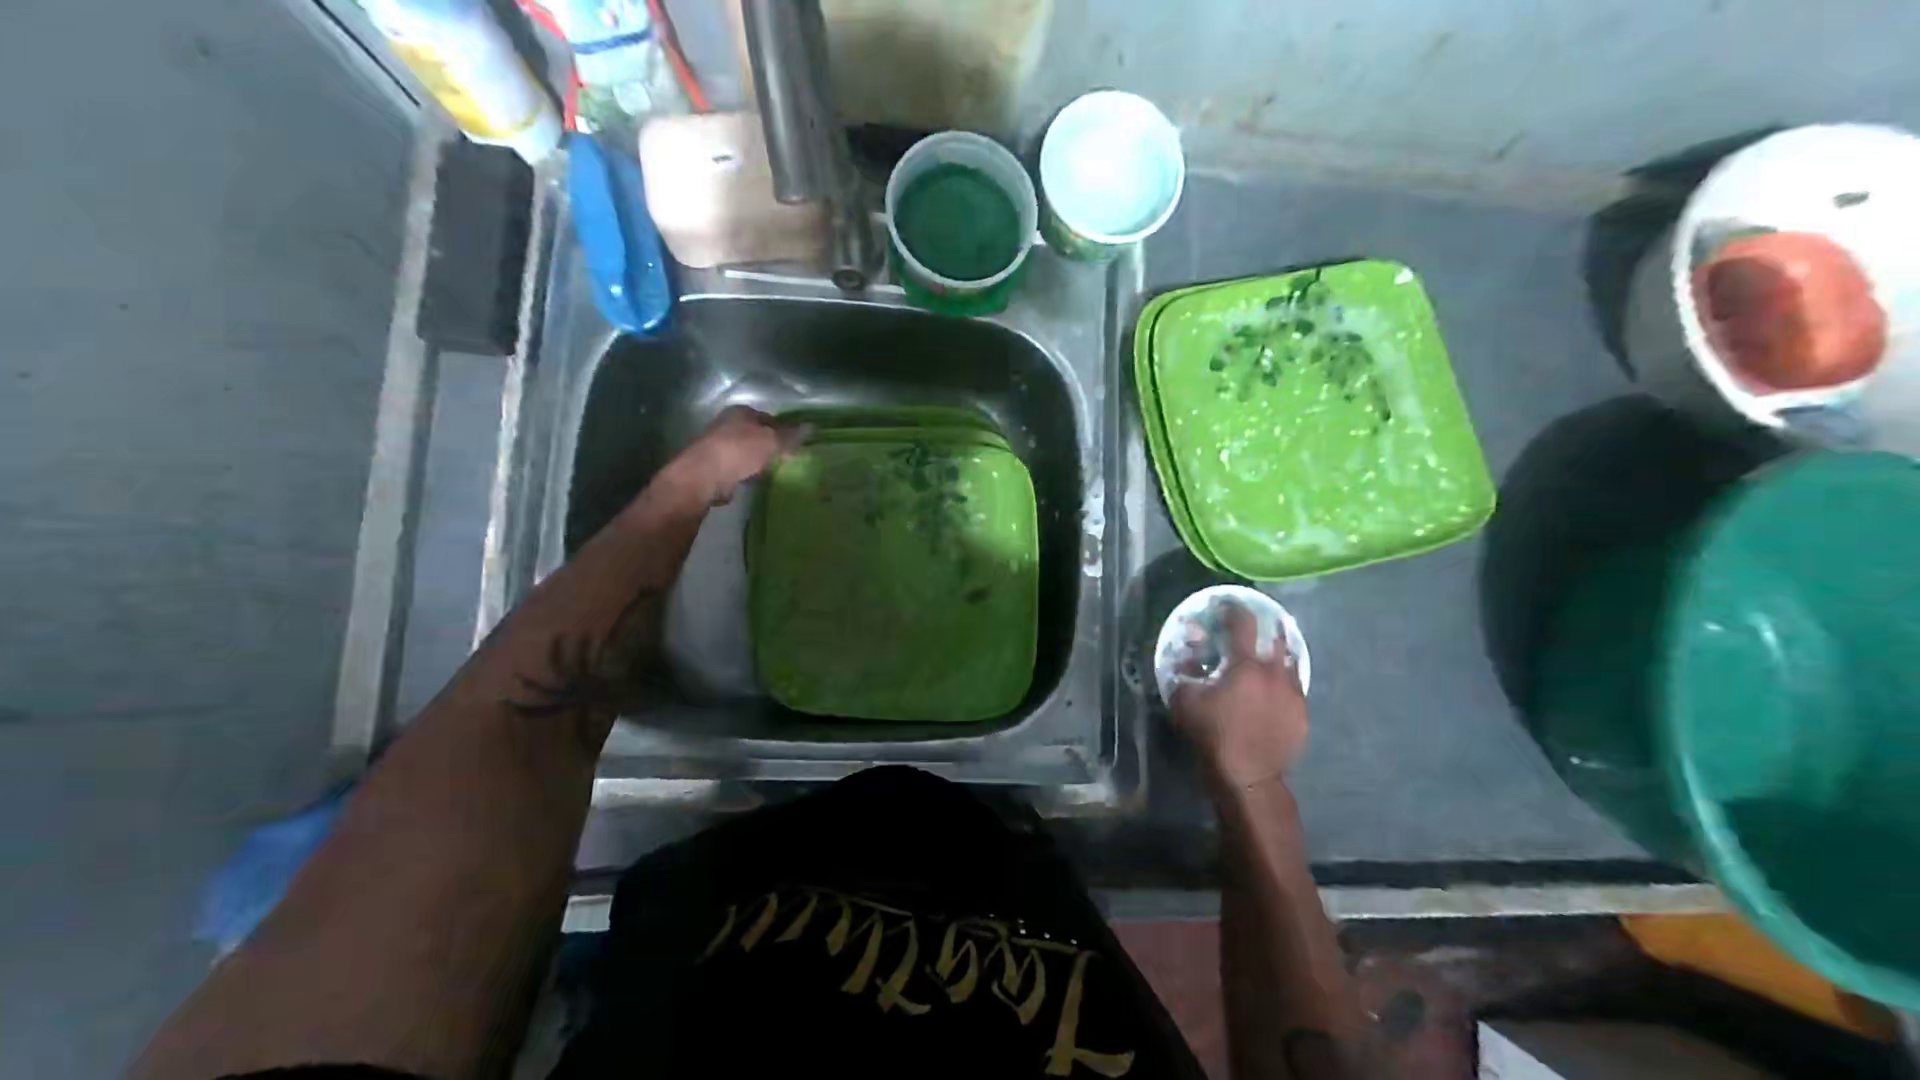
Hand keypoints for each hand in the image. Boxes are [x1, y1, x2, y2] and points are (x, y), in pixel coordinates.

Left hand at [665, 406, 805, 504]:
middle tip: (786, 458)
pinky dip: (746, 472)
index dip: (782, 429)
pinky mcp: (714, 465)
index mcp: (740, 412)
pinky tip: (755, 480)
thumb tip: (811, 427)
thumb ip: (790, 436)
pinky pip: (737, 467)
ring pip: (746, 451)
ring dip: (757, 460)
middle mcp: (727, 424)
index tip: (794, 443)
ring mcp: (718, 445)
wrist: (705, 475)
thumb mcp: (771, 441)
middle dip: (769, 445)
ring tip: (772, 471)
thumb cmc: (739, 450)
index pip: (767, 417)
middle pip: (755, 434)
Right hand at [1170, 602, 1308, 791]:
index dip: (1233, 609)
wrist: (1249, 776)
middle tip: (1254, 623)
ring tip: (1270, 650)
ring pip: (1292, 661)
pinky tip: (1274, 687)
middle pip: (1277, 637)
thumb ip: (1184, 670)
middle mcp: (1275, 673)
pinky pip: (1295, 686)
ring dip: (1279, 651)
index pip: (1242, 624)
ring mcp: (1294, 694)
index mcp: (1247, 665)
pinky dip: (1284, 679)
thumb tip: (1186, 651)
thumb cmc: (1213, 734)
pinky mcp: (1303, 714)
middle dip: (1265, 626)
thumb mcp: (1185, 700)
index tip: (1225, 603)